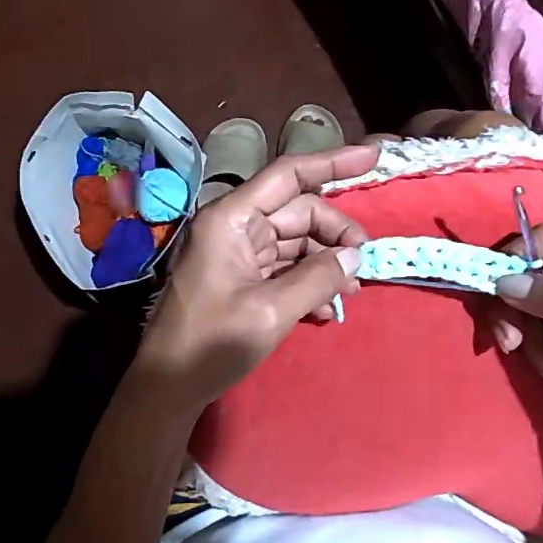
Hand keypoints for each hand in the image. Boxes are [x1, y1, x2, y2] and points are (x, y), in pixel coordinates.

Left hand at [135, 145, 378, 408]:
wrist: (168, 386)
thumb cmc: (211, 343)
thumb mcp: (271, 311)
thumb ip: (317, 278)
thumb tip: (353, 257)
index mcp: (231, 219)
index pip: (288, 175)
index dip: (333, 162)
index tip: (374, 157)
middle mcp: (234, 227)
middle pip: (298, 211)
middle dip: (335, 232)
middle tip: (363, 264)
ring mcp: (237, 253)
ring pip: (295, 240)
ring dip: (326, 261)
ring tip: (351, 291)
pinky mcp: (242, 279)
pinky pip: (285, 267)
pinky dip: (309, 281)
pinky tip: (327, 308)